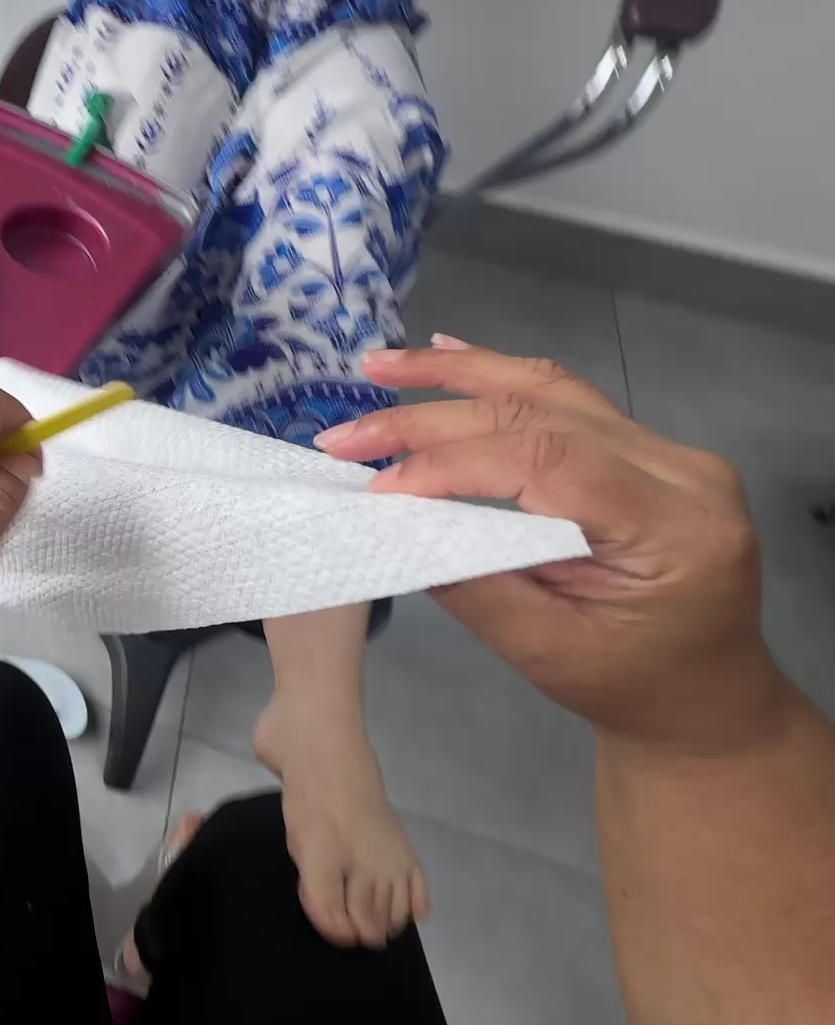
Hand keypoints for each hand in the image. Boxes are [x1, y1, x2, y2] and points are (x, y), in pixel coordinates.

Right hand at [315, 341, 779, 752]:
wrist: (698, 689)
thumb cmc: (622, 678)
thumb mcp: (540, 645)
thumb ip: (469, 578)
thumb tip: (391, 523)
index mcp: (670, 525)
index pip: (543, 460)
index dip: (448, 464)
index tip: (375, 489)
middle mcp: (677, 469)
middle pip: (533, 414)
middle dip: (424, 420)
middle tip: (342, 439)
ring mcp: (661, 450)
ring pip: (543, 386)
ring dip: (451, 372)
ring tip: (376, 365)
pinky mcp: (635, 447)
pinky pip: (558, 394)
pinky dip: (490, 371)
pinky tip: (444, 350)